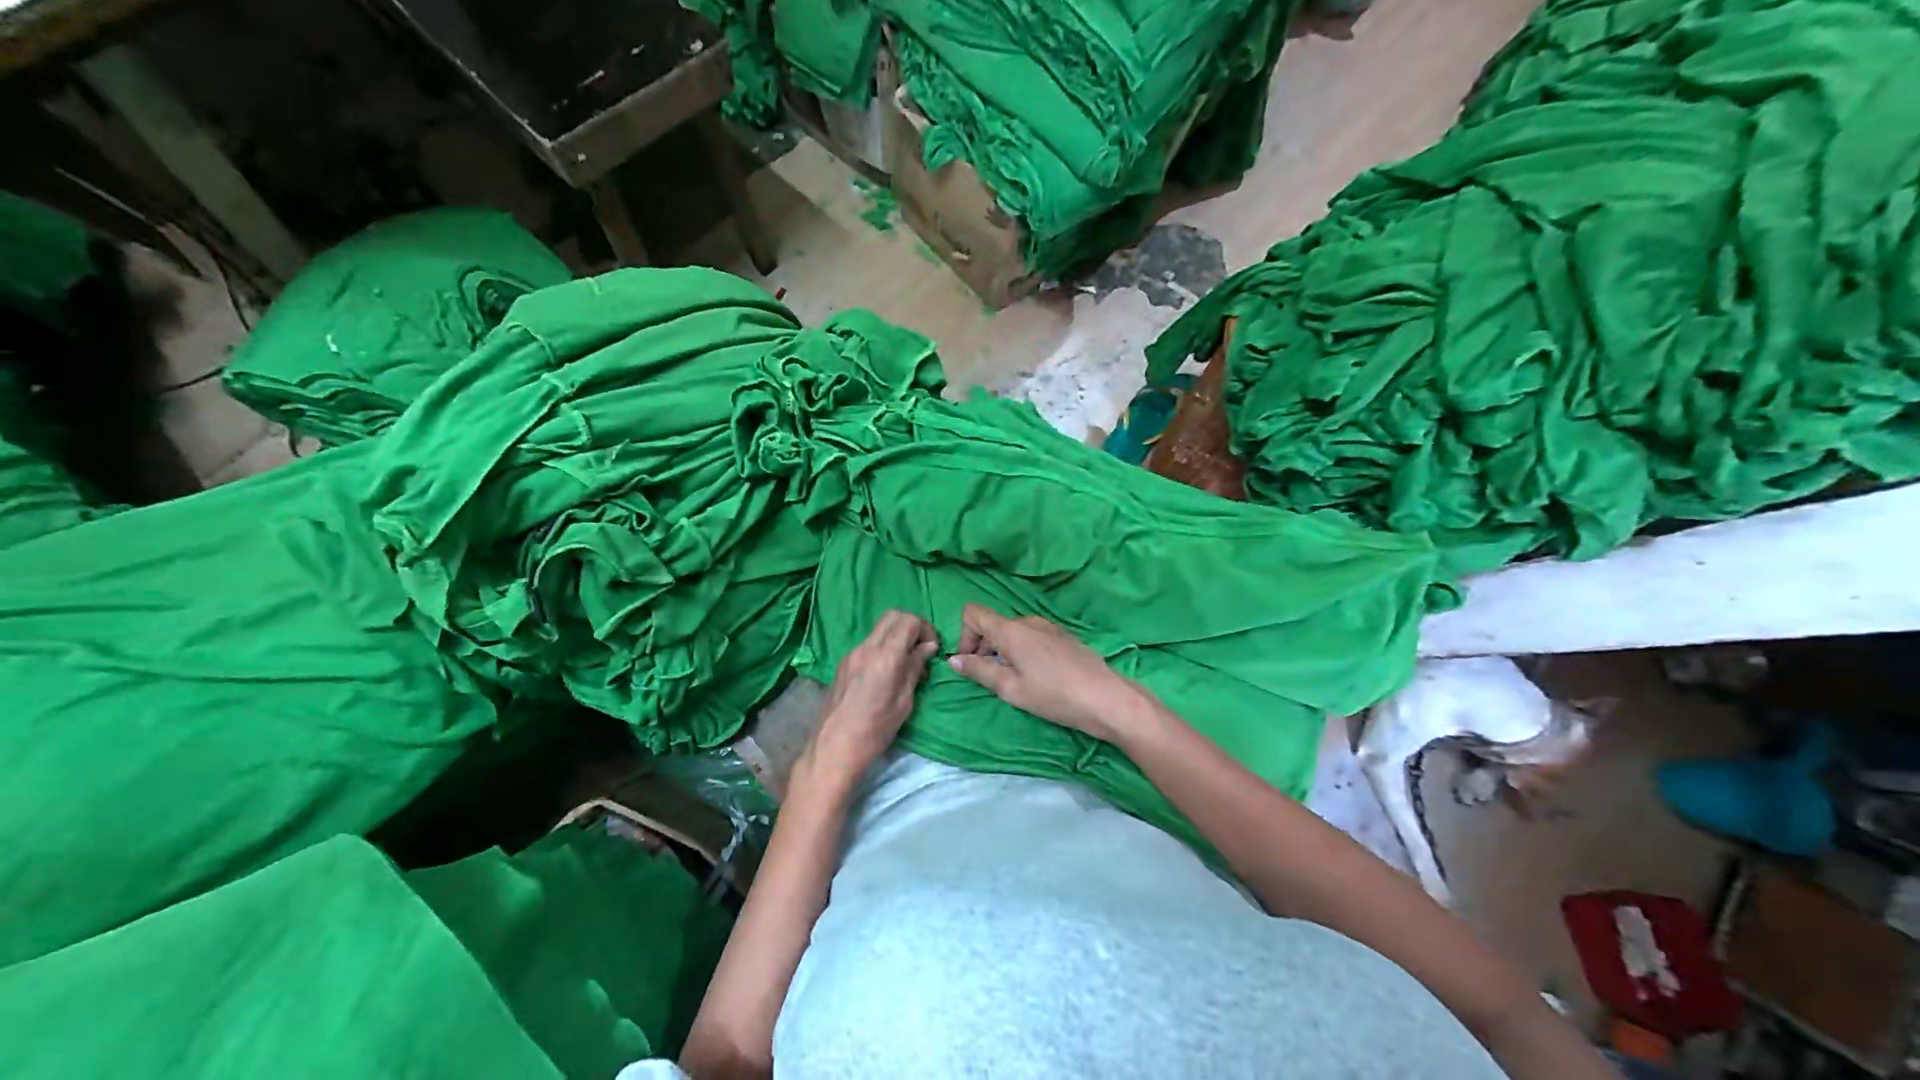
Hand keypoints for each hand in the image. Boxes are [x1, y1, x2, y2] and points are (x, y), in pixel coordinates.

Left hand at [802, 610, 939, 782]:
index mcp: (885, 656)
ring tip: (906, 663)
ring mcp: (852, 653)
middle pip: (893, 616)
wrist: (834, 747)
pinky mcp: (844, 663)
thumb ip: (915, 668)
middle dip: (911, 626)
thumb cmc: (875, 730)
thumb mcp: (904, 701)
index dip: (925, 629)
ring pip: (879, 629)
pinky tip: (887, 672)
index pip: (909, 621)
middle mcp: (866, 647)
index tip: (932, 648)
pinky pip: (869, 643)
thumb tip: (928, 647)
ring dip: (897, 636)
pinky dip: (883, 647)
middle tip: (921, 649)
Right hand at [946, 604, 1158, 743]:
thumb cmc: (1054, 696)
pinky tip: (1037, 677)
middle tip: (990, 678)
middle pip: (993, 623)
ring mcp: (1049, 627)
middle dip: (982, 647)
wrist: (1106, 699)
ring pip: (1013, 631)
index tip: (971, 663)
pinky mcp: (1064, 637)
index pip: (973, 612)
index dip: (964, 635)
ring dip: (1003, 651)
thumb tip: (954, 659)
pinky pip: (1032, 637)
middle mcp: (1028, 621)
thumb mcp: (1010, 688)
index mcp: (1011, 630)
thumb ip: (979, 671)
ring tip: (1015, 681)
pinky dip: (1023, 651)